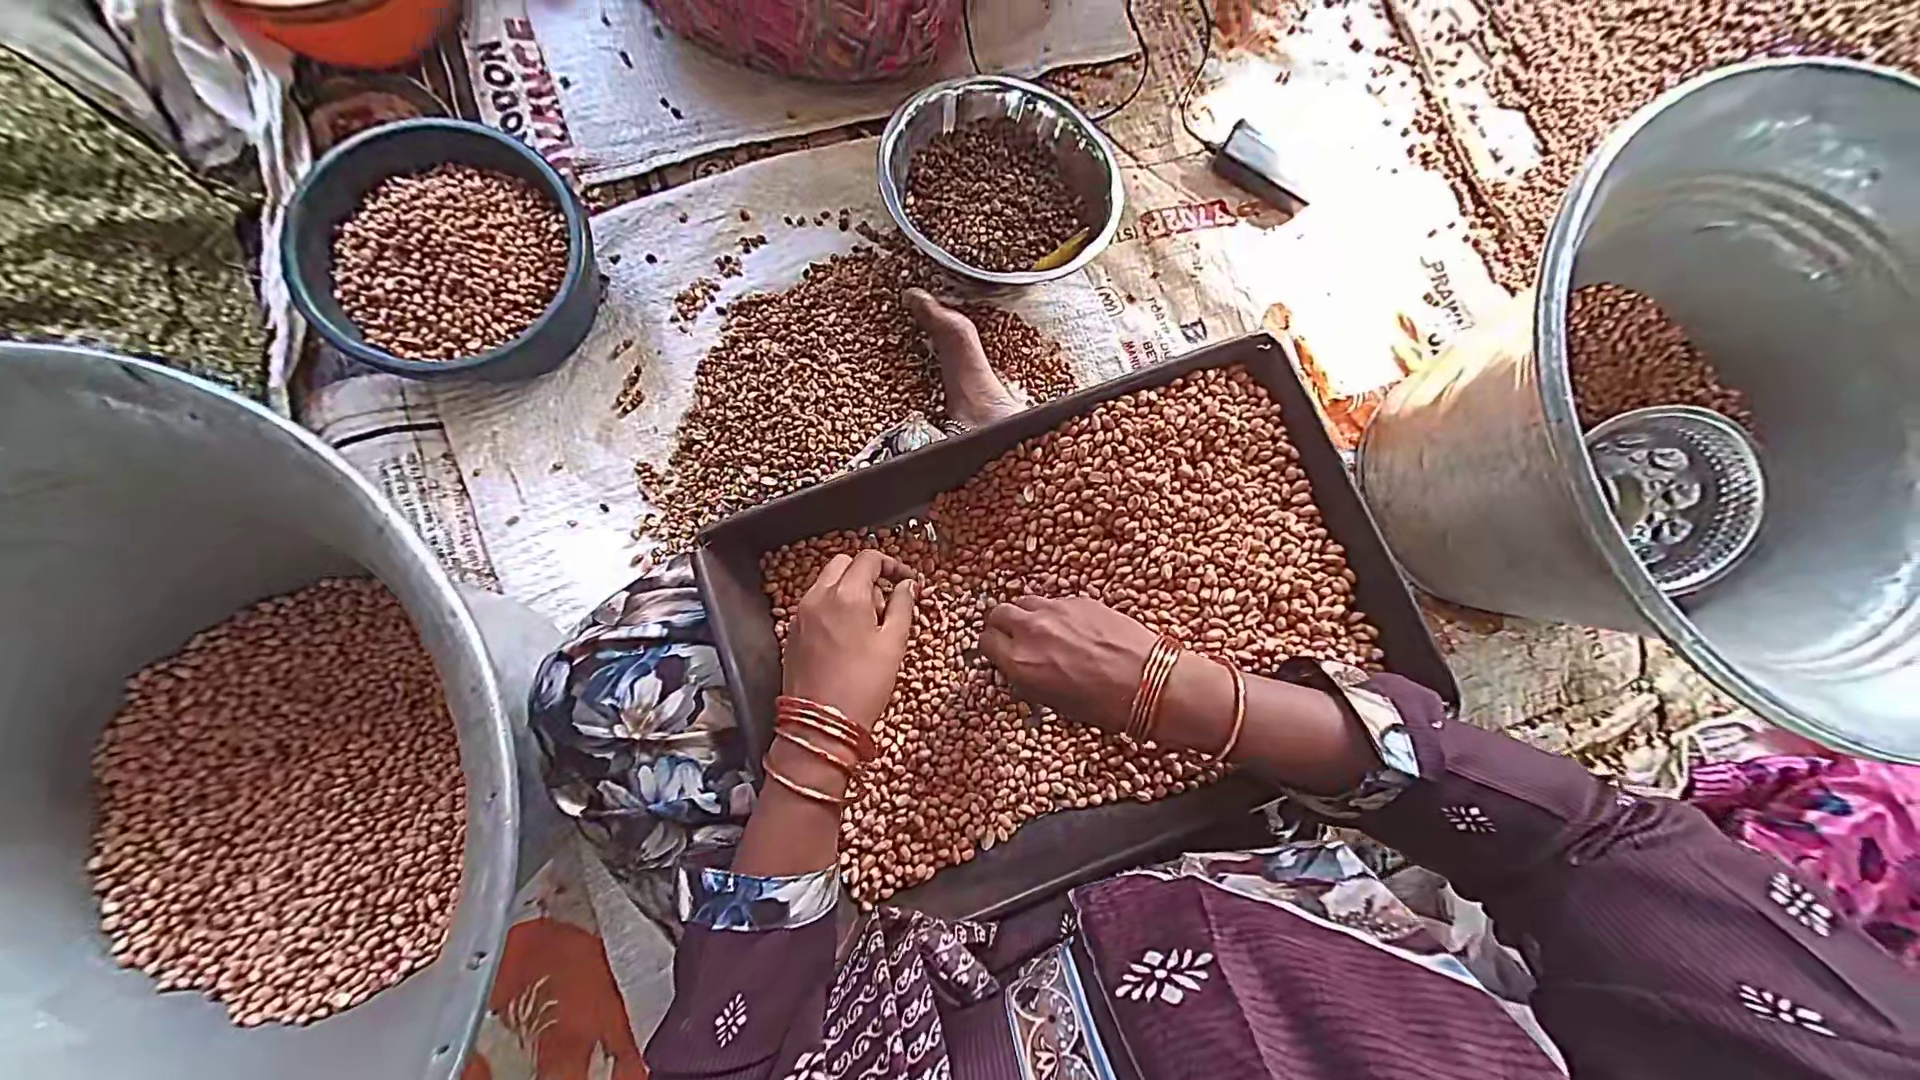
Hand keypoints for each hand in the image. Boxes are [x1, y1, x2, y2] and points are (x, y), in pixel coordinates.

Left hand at [782, 550, 918, 726]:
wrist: (821, 724)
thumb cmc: (863, 684)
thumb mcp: (893, 643)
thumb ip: (903, 605)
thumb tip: (908, 585)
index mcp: (846, 595)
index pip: (869, 559)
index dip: (892, 565)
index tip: (907, 582)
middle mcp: (818, 597)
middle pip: (844, 564)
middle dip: (867, 574)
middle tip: (886, 602)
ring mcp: (801, 614)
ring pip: (827, 583)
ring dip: (850, 590)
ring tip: (869, 624)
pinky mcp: (793, 632)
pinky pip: (815, 605)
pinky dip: (833, 607)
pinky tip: (848, 637)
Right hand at [979, 596, 1157, 732]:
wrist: (1149, 682)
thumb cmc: (1105, 703)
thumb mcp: (1054, 702)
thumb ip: (1028, 678)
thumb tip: (1020, 665)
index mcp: (1020, 662)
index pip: (987, 641)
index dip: (993, 646)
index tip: (999, 650)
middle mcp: (1031, 631)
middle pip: (999, 613)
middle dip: (1003, 624)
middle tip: (1014, 635)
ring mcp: (1055, 610)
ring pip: (1026, 602)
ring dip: (1028, 614)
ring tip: (1042, 630)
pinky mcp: (1079, 600)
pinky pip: (1056, 601)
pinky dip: (1056, 612)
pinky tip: (1073, 628)